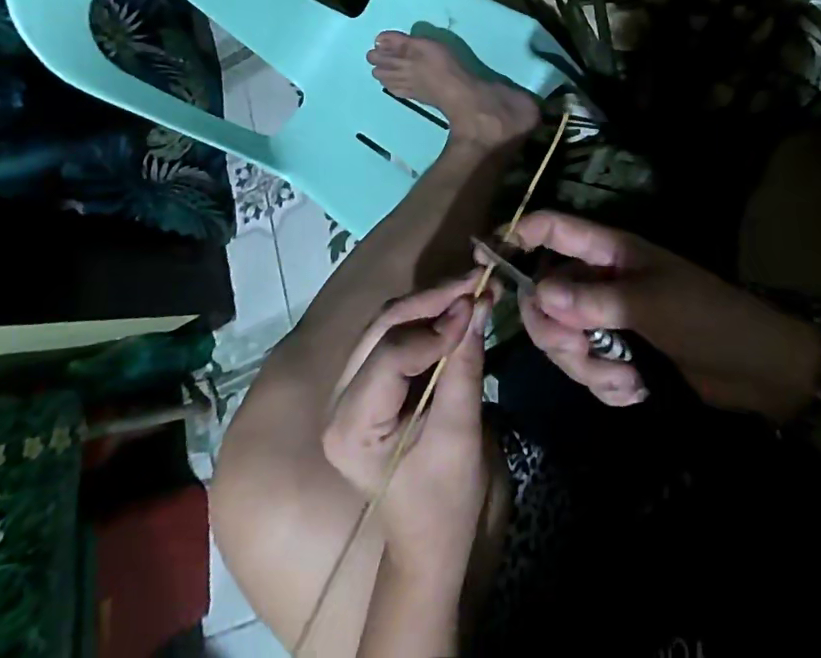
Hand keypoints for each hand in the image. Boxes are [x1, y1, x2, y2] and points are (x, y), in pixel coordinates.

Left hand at [322, 271, 492, 575]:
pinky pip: (400, 337)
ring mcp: (352, 390)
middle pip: (382, 328)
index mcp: (349, 427)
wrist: (434, 539)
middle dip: (432, 300)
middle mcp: (339, 400)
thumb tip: (478, 304)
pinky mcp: (373, 384)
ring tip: (475, 288)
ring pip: (389, 325)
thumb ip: (465, 369)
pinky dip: (432, 319)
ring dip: (433, 304)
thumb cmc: (446, 501)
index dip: (436, 327)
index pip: (390, 356)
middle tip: (478, 281)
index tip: (480, 303)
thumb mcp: (461, 437)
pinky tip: (461, 308)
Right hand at [508, 211, 819, 419]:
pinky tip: (634, 391)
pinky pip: (586, 368)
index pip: (553, 230)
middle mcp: (600, 280)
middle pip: (546, 297)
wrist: (757, 368)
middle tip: (583, 351)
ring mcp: (607, 318)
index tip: (485, 258)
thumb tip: (538, 292)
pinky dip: (605, 384)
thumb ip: (593, 300)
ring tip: (627, 381)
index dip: (518, 235)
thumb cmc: (708, 319)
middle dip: (559, 333)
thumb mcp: (651, 306)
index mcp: (610, 252)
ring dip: (589, 367)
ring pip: (563, 340)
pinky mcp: (617, 352)